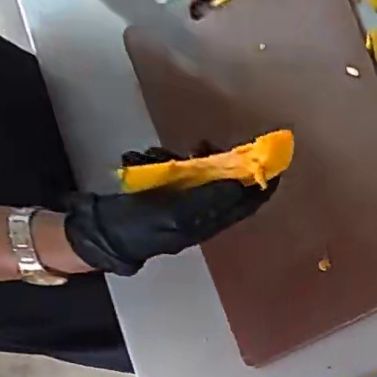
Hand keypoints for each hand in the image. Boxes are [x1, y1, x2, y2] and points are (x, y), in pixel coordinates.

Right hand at [61, 150, 278, 274]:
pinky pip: (172, 172)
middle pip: (224, 184)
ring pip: (197, 173)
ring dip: (179, 160)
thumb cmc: (139, 227)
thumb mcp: (176, 214)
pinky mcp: (166, 195)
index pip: (245, 204)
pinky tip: (135, 161)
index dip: (261, 186)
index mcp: (210, 223)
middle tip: (203, 144)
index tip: (273, 163)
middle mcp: (203, 214)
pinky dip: (157, 163)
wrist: (103, 232)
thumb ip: (208, 199)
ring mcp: (185, 204)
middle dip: (215, 162)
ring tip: (155, 155)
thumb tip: (240, 186)